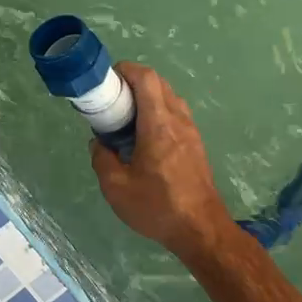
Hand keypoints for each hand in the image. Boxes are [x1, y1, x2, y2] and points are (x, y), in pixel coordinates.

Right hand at [90, 63, 240, 263]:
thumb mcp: (115, 187)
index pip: (146, 78)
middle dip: (132, 82)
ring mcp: (191, 132)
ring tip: (124, 119)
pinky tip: (142, 138)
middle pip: (158, 83)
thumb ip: (102, 159)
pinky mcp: (196, 145)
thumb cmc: (157, 207)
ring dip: (146, 98)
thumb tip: (99, 144)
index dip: (125, 70)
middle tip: (111, 100)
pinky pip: (175, 114)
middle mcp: (178, 121)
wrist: (202, 231)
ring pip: (168, 97)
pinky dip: (156, 113)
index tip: (106, 80)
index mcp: (158, 125)